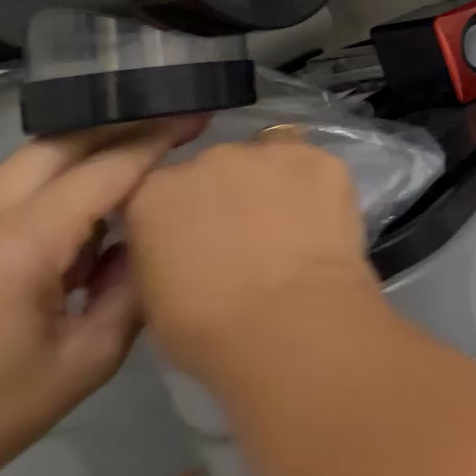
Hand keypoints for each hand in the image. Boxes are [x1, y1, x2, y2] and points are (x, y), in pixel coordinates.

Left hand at [0, 117, 204, 475]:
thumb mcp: (85, 361)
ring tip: (124, 194)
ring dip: (76, 169)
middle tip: (169, 126)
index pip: (103, 170)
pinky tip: (63, 243)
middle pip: (51, 147)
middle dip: (116, 130)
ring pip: (15, 174)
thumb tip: (147, 244)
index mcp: (13, 249)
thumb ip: (131, 291)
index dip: (157, 139)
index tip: (199, 118)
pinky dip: (37, 204)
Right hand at [125, 139, 380, 391]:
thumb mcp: (151, 288)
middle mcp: (211, 158)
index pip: (162, 187)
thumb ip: (162, 245)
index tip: (198, 234)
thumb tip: (183, 238)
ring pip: (271, 156)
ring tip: (291, 219)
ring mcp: (272, 154)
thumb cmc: (205, 321)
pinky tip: (323, 216)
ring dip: (275, 179)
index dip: (184, 210)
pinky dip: (317, 185)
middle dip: (230, 191)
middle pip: (219, 167)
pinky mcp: (325, 160)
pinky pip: (315, 166)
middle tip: (250, 228)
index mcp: (154, 191)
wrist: (288, 316)